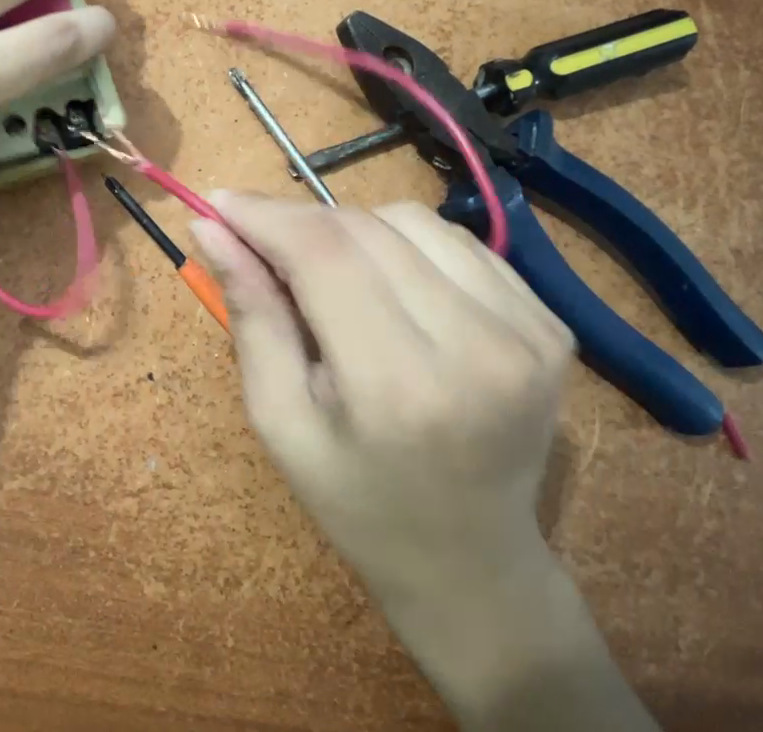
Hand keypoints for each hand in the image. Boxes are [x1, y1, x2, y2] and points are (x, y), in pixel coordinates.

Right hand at [189, 195, 574, 594]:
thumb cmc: (353, 499)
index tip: (220, 204)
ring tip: (333, 280)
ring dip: (355, 231)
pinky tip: (391, 291)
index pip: (324, 254)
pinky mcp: (552, 324)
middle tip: (263, 249)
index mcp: (396, 383)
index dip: (266, 216)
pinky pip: (461, 243)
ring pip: (415, 222)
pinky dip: (408, 248)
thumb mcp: (278, 418)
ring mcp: (527, 331)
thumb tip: (210, 226)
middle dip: (301, 223)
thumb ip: (250, 314)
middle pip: (367, 228)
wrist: (468, 558)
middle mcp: (476, 345)